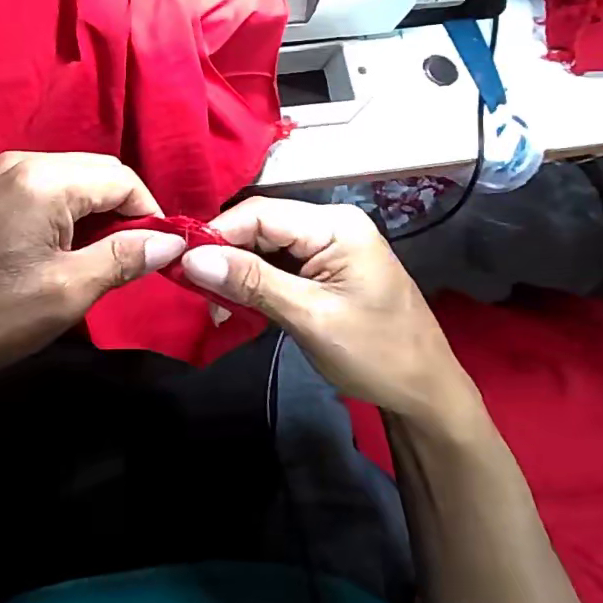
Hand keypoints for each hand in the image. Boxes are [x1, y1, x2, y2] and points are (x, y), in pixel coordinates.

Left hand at [0, 152, 186, 396]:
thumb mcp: (66, 293)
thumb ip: (125, 259)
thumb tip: (173, 241)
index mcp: (43, 181)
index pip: (123, 180)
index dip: (150, 215)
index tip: (158, 254)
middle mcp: (23, 162)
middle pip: (102, 172)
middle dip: (126, 211)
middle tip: (131, 257)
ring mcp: (1, 171)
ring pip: (78, 177)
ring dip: (100, 211)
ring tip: (100, 255)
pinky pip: (50, 186)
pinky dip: (72, 210)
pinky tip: (67, 245)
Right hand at [180, 197, 477, 422]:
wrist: (423, 389)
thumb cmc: (375, 352)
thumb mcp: (310, 317)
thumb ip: (252, 282)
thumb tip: (193, 258)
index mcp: (336, 224)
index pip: (262, 213)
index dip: (218, 234)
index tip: (179, 264)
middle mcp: (332, 224)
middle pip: (263, 227)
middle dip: (226, 256)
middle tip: (193, 293)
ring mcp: (331, 246)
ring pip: (268, 247)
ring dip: (239, 273)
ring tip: (215, 307)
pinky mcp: (327, 269)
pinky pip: (282, 266)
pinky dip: (257, 285)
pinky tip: (238, 307)